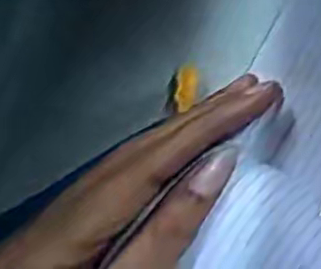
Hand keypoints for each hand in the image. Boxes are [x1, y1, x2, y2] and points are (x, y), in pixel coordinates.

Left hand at [0, 74, 282, 268]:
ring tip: (232, 98)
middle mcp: (66, 205)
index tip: (263, 95)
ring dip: (188, 124)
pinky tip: (181, 140)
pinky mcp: (59, 228)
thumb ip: (165, 234)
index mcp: (76, 222)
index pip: (159, 157)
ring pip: (134, 153)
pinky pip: (124, 168)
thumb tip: (221, 163)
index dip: (215, 122)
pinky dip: (164, 144)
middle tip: (258, 86)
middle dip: (207, 113)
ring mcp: (58, 215)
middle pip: (146, 147)